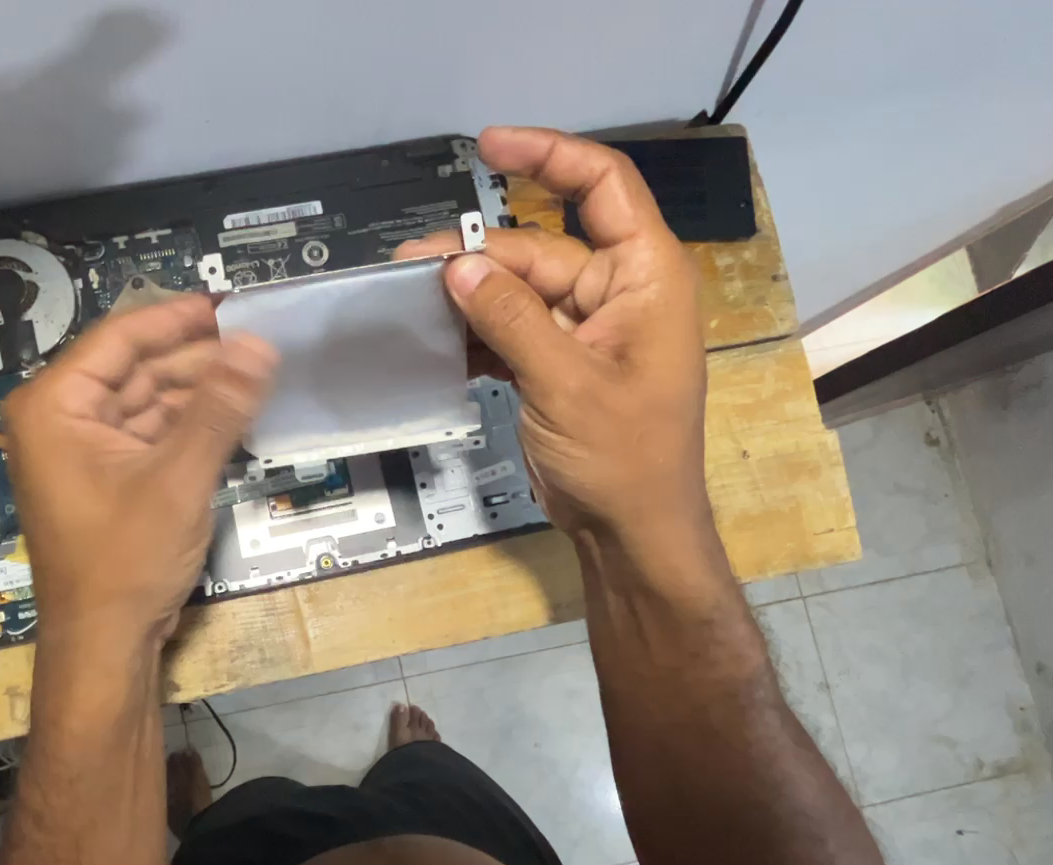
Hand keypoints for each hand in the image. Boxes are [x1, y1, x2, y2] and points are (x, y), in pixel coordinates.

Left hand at [2, 297, 276, 644]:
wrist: (106, 642)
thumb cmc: (126, 558)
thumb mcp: (177, 478)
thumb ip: (219, 407)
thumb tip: (259, 345)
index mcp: (56, 406)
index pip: (119, 339)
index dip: (176, 319)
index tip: (229, 304)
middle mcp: (63, 420)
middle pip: (136, 369)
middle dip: (195, 359)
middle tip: (256, 343)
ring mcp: (86, 452)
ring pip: (148, 404)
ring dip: (198, 393)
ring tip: (255, 377)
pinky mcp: (111, 480)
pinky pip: (153, 437)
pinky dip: (190, 428)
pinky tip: (233, 416)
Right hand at [396, 126, 709, 547]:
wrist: (629, 529)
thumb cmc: (622, 456)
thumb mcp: (566, 383)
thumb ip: (511, 320)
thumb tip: (455, 268)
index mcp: (642, 277)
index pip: (600, 188)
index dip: (546, 157)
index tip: (486, 147)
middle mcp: (614, 294)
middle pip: (537, 250)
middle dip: (478, 258)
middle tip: (410, 268)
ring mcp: (582, 333)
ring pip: (516, 294)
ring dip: (469, 299)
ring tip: (412, 301)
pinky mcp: (555, 367)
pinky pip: (510, 334)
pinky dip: (477, 337)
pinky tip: (438, 342)